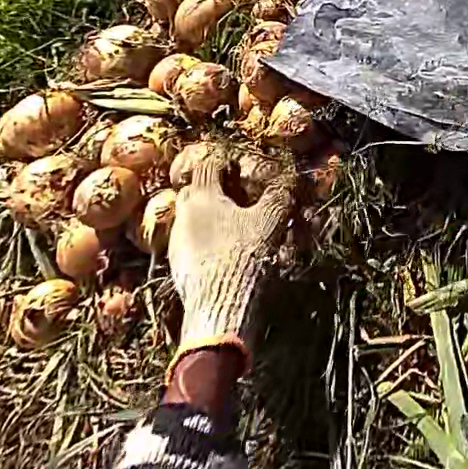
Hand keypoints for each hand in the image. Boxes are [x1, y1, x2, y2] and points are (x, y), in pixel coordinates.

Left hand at [167, 157, 294, 362]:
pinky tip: (228, 246)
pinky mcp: (178, 265)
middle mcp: (183, 215)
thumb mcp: (270, 219)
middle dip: (216, 188)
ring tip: (237, 221)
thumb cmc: (244, 253)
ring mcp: (176, 242)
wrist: (218, 307)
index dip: (227, 161)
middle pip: (196, 189)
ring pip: (192, 216)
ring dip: (211, 214)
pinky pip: (192, 239)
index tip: (244, 166)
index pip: (208, 165)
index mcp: (202, 196)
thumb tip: (291, 178)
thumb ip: (279, 194)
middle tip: (241, 192)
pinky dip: (208, 236)